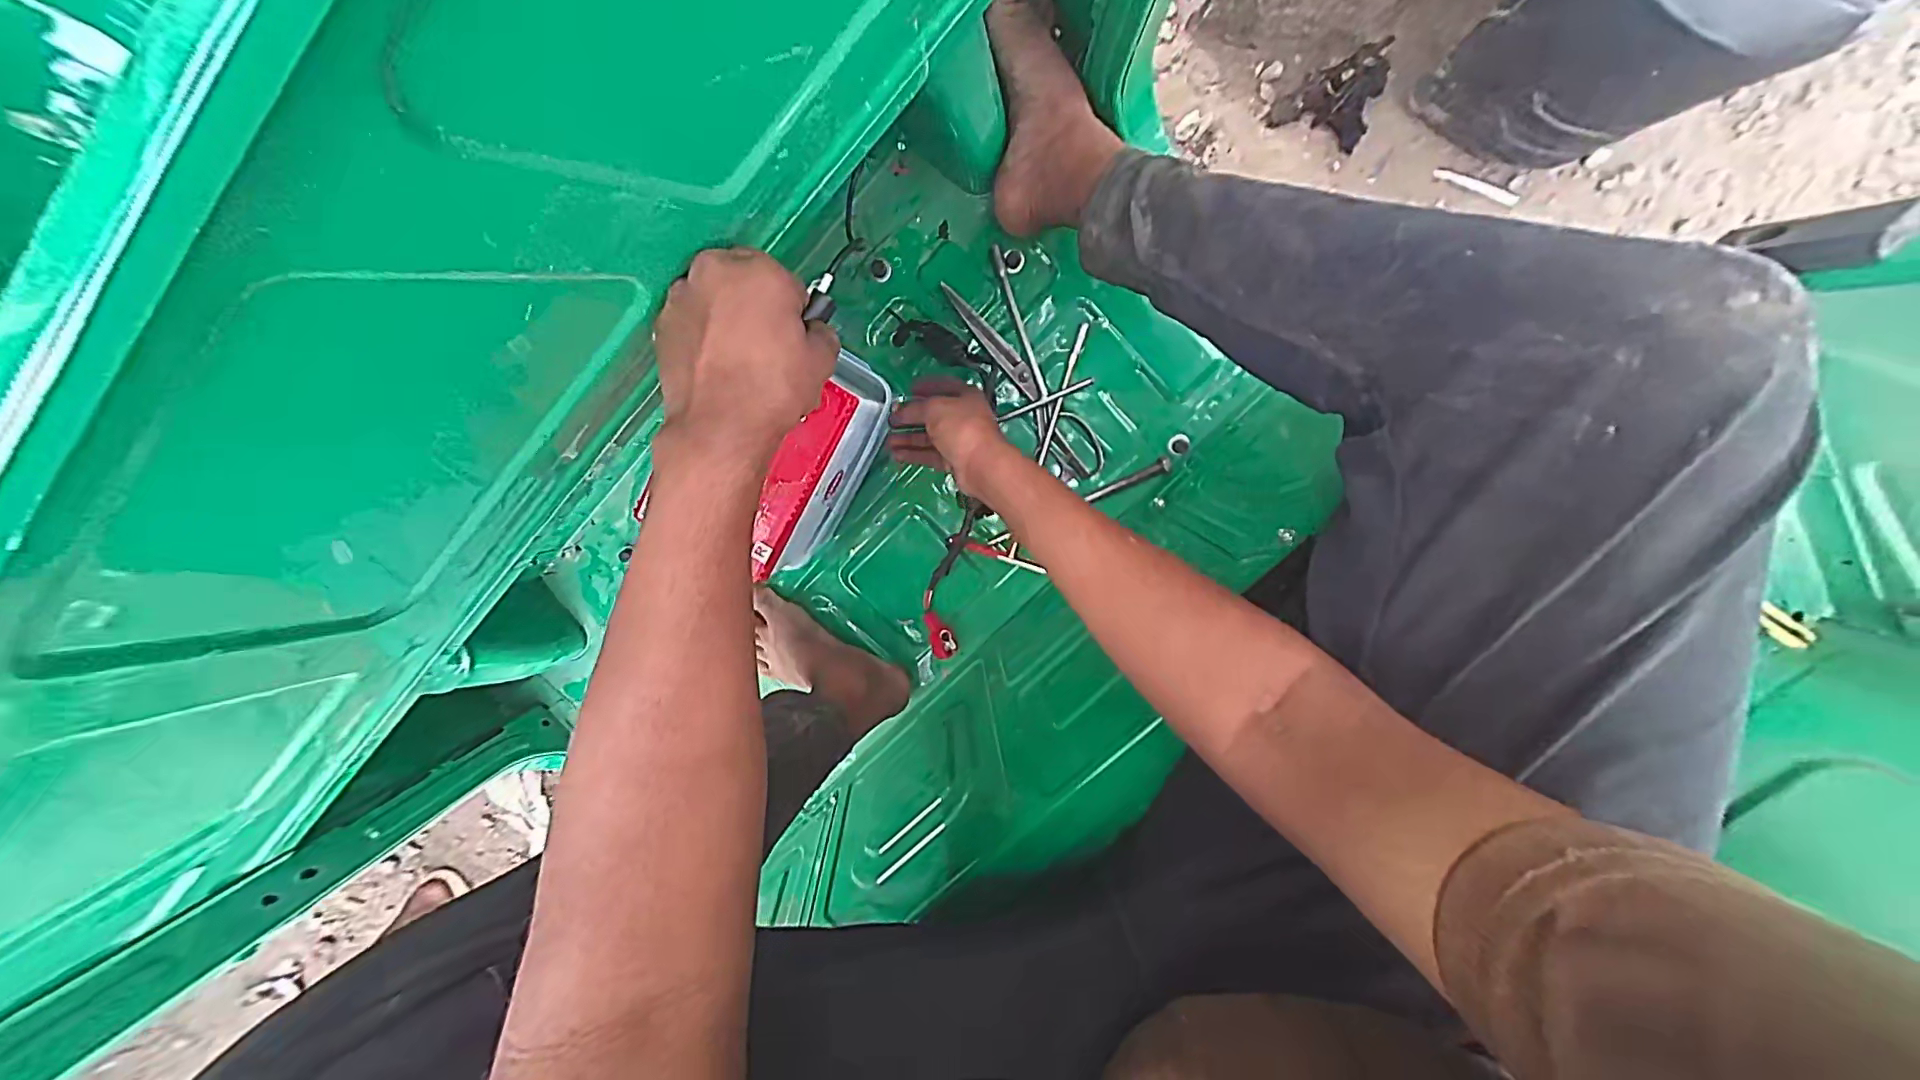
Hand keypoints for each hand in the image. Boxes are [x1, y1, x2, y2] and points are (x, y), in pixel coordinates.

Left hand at [652, 247, 838, 460]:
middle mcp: (715, 272)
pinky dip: (707, 336)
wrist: (720, 427)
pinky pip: (695, 321)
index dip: (795, 312)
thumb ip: (823, 333)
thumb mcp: (822, 361)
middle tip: (772, 346)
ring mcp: (684, 296)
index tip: (796, 334)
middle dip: (760, 308)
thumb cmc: (768, 391)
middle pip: (748, 282)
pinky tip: (722, 367)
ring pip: (718, 300)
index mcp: (760, 270)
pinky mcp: (664, 323)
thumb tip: (815, 333)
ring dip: (731, 319)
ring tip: (746, 361)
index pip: (788, 282)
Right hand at [886, 377, 1019, 496]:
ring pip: (930, 437)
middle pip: (933, 414)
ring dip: (909, 438)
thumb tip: (900, 411)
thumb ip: (915, 408)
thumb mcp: (934, 408)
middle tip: (892, 418)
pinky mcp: (954, 460)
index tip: (908, 389)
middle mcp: (964, 417)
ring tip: (889, 439)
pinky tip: (898, 454)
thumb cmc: (963, 429)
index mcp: (965, 396)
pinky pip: (930, 454)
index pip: (942, 386)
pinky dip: (914, 453)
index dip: (924, 386)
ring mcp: (959, 440)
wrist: (981, 465)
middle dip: (911, 416)